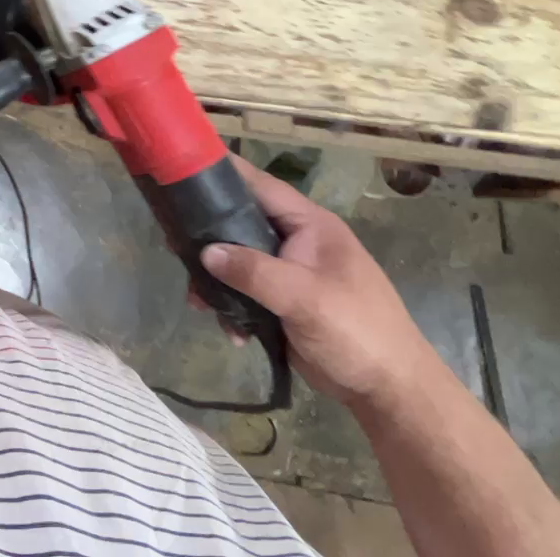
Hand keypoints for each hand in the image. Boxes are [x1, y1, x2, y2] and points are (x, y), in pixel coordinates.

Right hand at [198, 158, 443, 412]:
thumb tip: (204, 252)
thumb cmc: (357, 332)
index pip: (261, 186)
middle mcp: (297, 241)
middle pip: (239, 223)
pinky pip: (243, 291)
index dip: (222, 173)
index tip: (180, 167)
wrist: (389, 392)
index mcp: (310, 226)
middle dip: (206, 237)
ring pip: (235, 260)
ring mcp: (289, 271)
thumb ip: (253, 271)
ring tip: (198, 303)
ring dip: (214, 281)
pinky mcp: (281, 300)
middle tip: (170, 244)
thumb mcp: (304, 298)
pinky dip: (231, 307)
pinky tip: (231, 330)